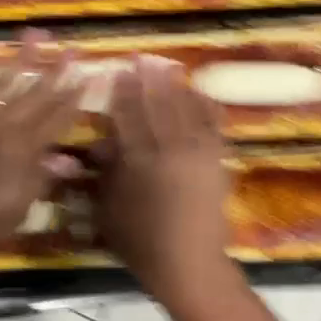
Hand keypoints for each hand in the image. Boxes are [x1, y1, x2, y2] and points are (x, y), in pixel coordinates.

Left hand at [0, 32, 86, 266]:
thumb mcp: (17, 209)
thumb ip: (41, 180)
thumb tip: (68, 161)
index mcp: (25, 150)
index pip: (57, 119)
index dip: (74, 100)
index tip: (89, 78)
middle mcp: (3, 126)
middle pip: (35, 95)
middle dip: (56, 72)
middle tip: (72, 48)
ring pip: (2, 82)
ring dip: (20, 58)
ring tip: (35, 34)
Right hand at [98, 54, 235, 306]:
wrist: (188, 263)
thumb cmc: (139, 242)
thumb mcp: (107, 210)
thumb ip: (105, 175)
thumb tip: (102, 146)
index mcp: (137, 160)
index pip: (126, 115)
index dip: (121, 91)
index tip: (118, 71)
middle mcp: (169, 148)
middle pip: (157, 103)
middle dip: (148, 79)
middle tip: (142, 58)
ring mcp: (198, 151)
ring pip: (186, 107)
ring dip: (175, 85)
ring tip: (167, 67)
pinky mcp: (218, 159)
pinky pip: (213, 122)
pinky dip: (206, 104)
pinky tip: (200, 92)